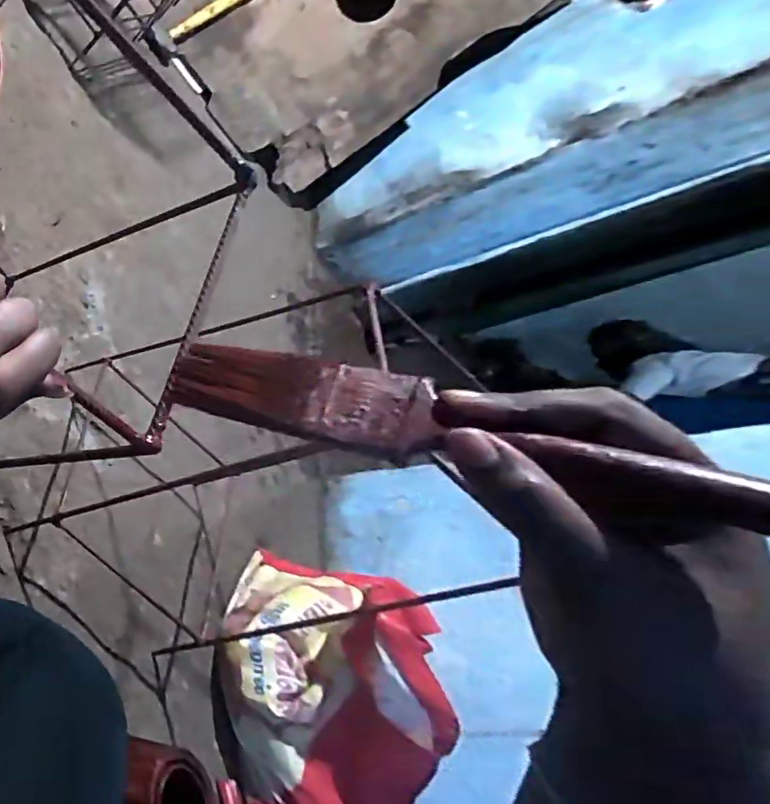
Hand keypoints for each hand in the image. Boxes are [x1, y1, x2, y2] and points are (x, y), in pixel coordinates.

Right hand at [435, 388, 769, 797]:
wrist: (649, 727)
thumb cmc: (653, 651)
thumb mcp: (592, 570)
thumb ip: (530, 500)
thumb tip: (457, 434)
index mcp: (704, 494)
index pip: (616, 424)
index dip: (536, 408)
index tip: (461, 408)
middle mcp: (662, 491)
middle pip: (577, 433)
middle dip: (506, 421)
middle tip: (437, 415)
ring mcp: (617, 510)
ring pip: (546, 454)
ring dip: (490, 441)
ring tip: (431, 429)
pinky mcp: (574, 528)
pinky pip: (529, 482)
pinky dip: (488, 469)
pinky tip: (452, 458)